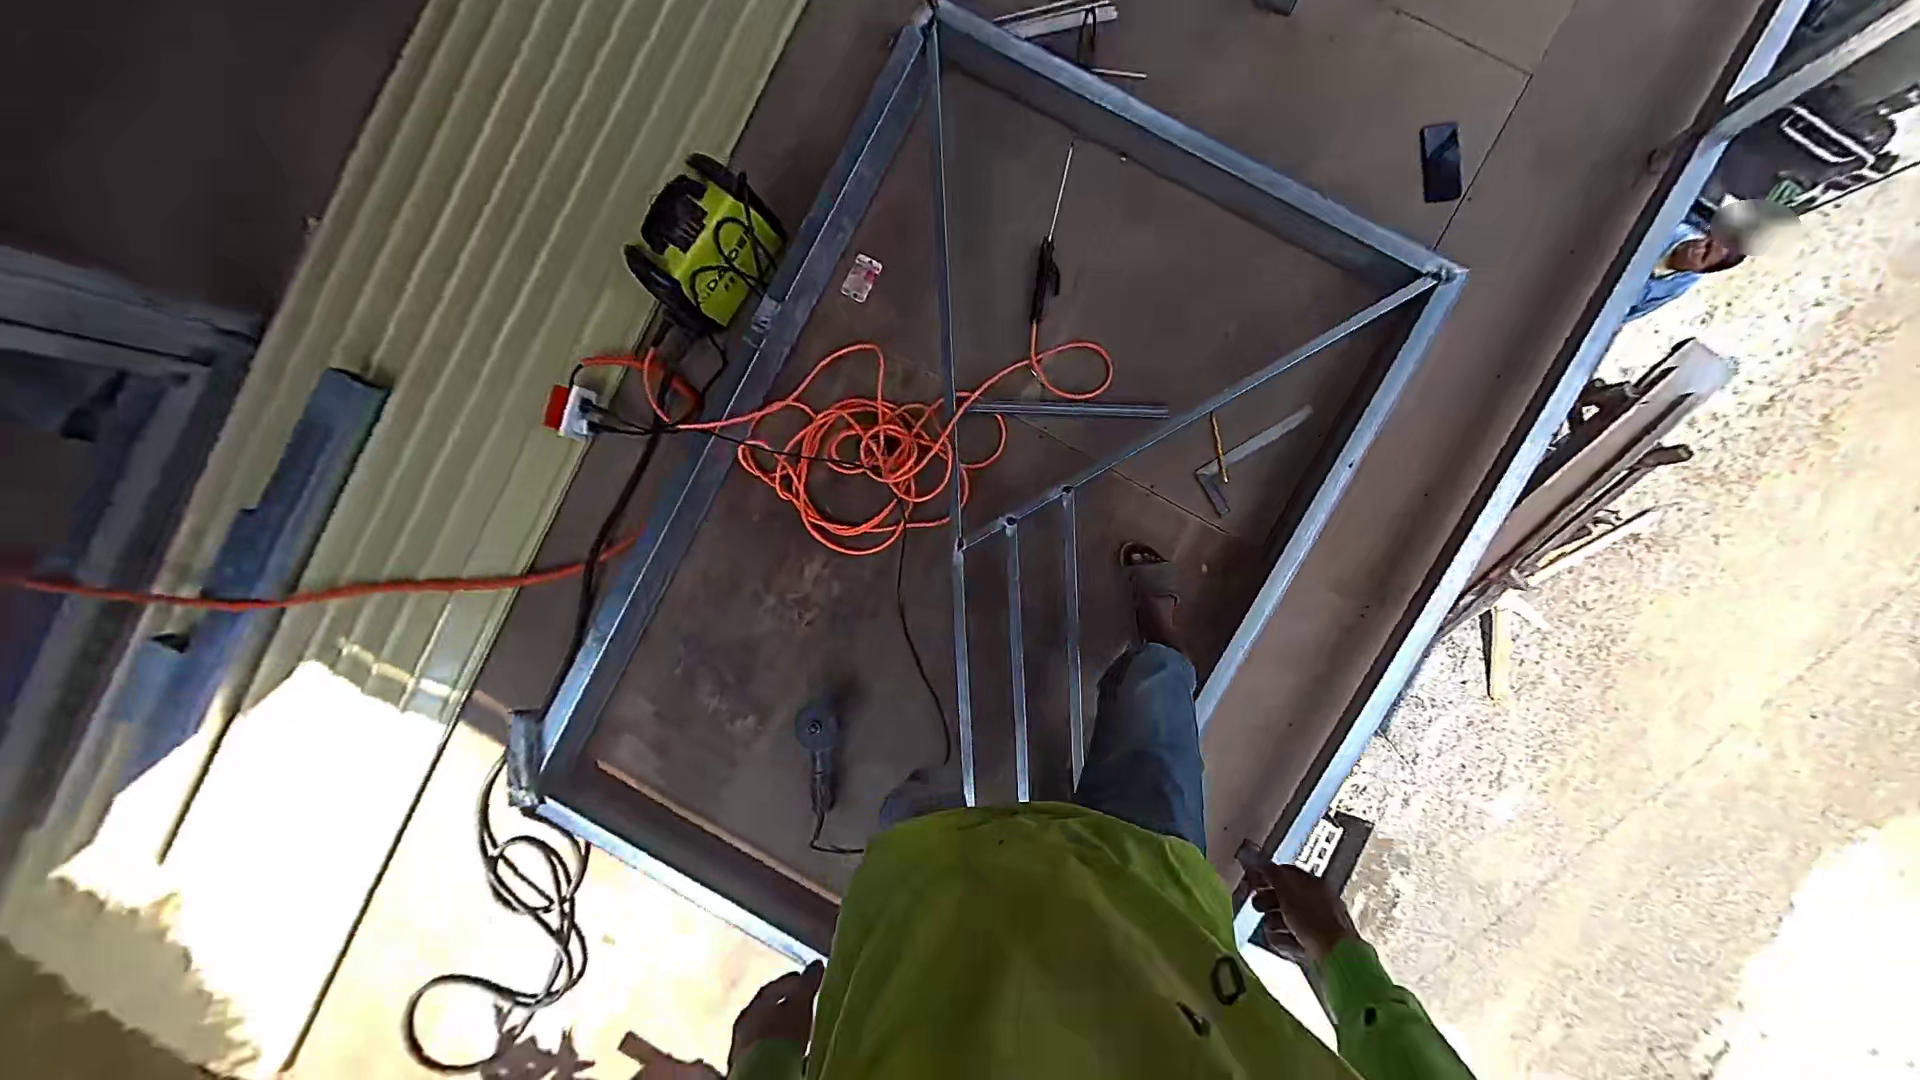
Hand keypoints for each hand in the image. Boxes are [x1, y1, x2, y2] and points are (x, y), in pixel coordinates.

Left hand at [729, 962, 824, 1068]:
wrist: (765, 1077)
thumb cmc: (780, 1036)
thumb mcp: (799, 1003)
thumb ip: (806, 983)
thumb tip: (816, 965)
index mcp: (752, 1009)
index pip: (772, 989)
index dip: (792, 982)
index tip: (806, 980)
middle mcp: (744, 1029)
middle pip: (768, 1013)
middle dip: (786, 1008)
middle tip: (804, 1006)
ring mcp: (744, 1053)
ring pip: (768, 1035)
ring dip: (784, 1031)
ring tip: (802, 1032)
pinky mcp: (751, 1072)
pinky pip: (770, 1054)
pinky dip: (782, 1049)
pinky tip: (796, 1054)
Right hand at [1245, 863, 1360, 964]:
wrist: (1336, 958)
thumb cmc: (1314, 917)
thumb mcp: (1287, 887)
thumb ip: (1270, 871)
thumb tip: (1256, 858)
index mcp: (1313, 884)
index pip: (1283, 872)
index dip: (1265, 874)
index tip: (1251, 879)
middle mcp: (1314, 903)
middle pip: (1279, 897)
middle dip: (1266, 901)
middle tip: (1260, 905)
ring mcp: (1312, 927)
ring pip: (1279, 918)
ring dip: (1273, 923)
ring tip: (1278, 927)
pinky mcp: (1308, 948)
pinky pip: (1285, 939)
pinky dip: (1282, 940)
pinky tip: (1287, 942)